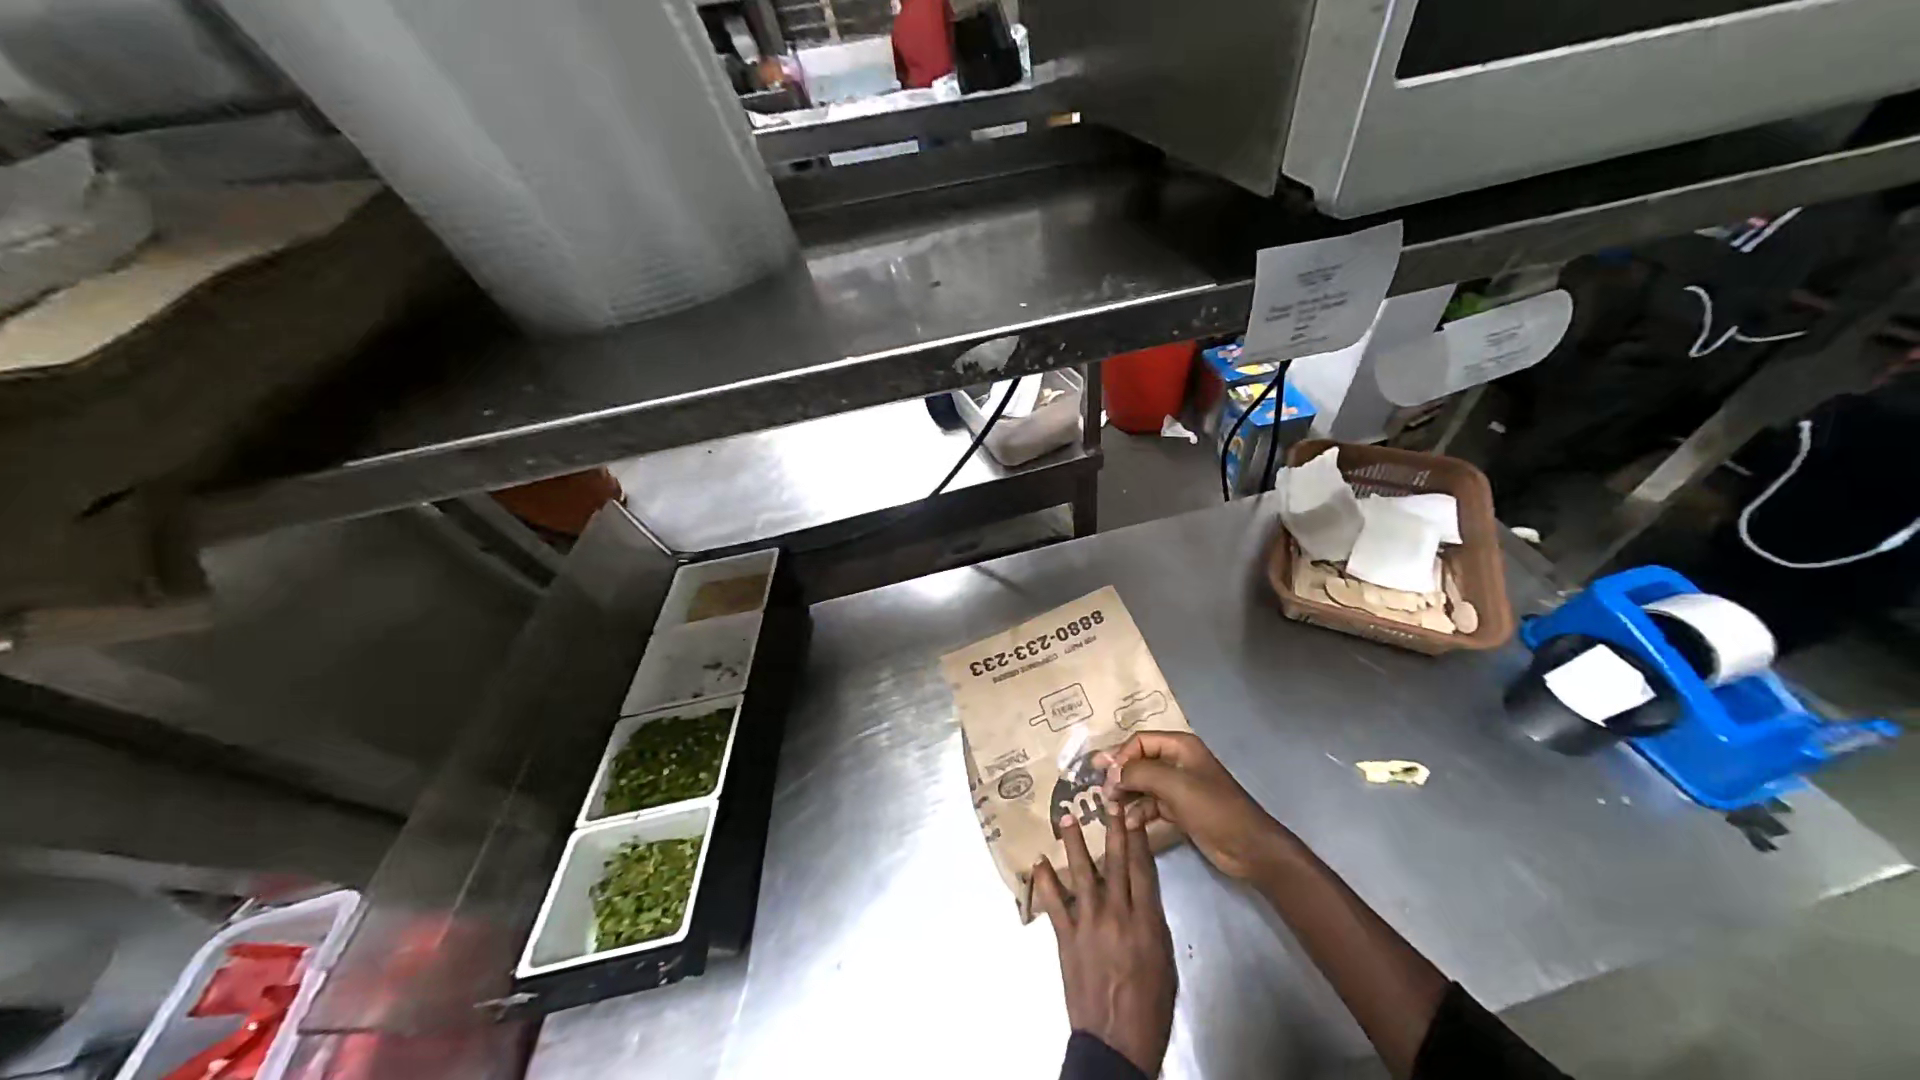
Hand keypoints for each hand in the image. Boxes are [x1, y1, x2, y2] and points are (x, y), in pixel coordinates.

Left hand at [1032, 811, 1174, 1076]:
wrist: (1117, 1041)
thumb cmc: (1149, 1005)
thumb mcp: (1163, 960)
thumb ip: (1151, 922)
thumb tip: (1141, 893)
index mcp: (1146, 922)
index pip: (1143, 870)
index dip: (1138, 839)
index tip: (1132, 813)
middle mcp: (1117, 915)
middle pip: (1116, 863)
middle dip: (1112, 829)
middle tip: (1107, 800)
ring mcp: (1088, 924)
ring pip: (1081, 874)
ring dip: (1073, 843)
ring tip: (1065, 817)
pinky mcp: (1066, 937)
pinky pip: (1053, 903)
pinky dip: (1045, 881)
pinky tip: (1039, 861)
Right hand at [1101, 731, 1287, 880]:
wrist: (1249, 848)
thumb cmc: (1213, 809)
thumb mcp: (1174, 785)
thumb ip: (1139, 773)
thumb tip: (1111, 772)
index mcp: (1180, 747)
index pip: (1139, 741)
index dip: (1120, 755)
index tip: (1103, 774)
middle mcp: (1178, 762)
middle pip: (1139, 762)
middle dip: (1120, 776)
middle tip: (1101, 792)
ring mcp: (1179, 787)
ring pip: (1142, 785)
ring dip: (1126, 795)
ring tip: (1111, 809)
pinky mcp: (1180, 810)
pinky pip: (1151, 805)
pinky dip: (1138, 812)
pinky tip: (1128, 823)